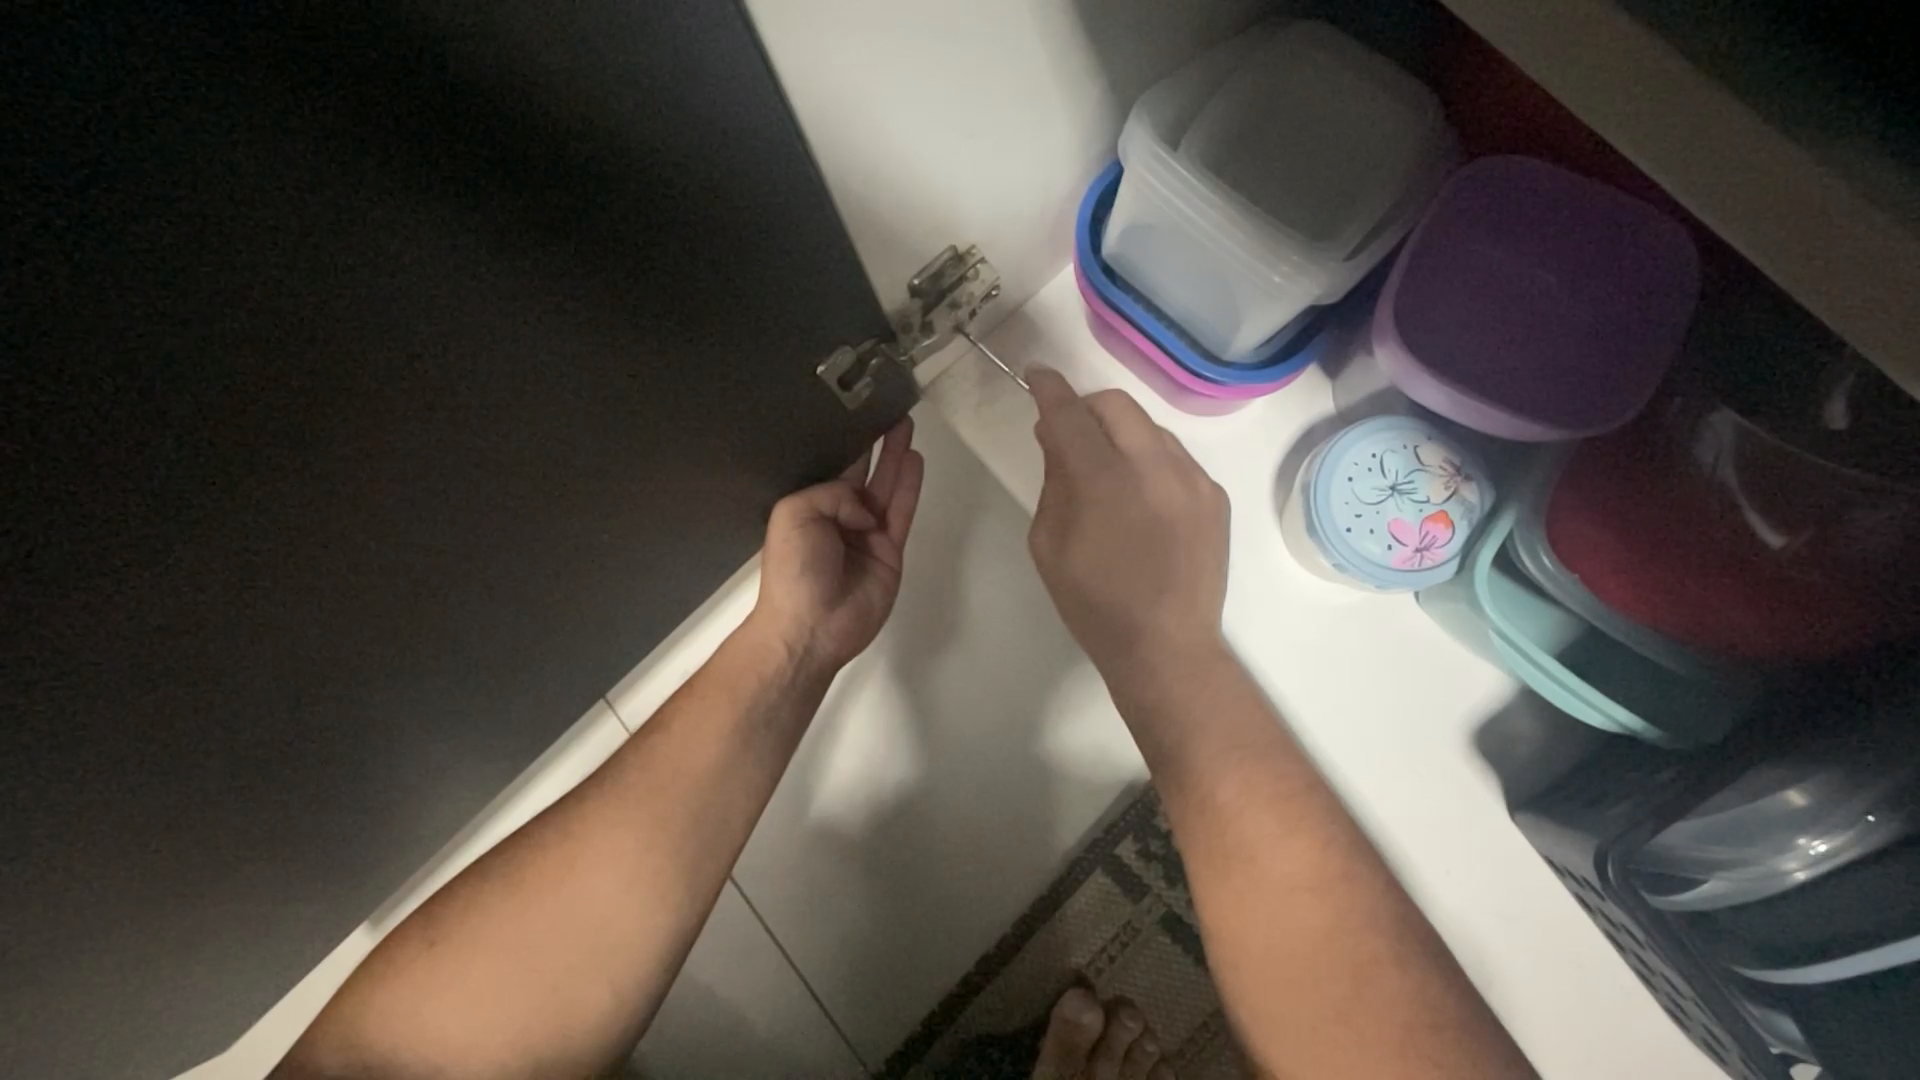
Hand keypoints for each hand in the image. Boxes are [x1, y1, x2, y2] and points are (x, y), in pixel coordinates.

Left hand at [748, 419, 924, 675]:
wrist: (811, 626)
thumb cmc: (794, 570)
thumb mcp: (795, 514)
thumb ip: (832, 493)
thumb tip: (865, 509)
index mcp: (810, 509)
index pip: (832, 470)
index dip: (845, 445)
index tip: (857, 416)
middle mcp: (839, 518)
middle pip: (863, 474)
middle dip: (875, 445)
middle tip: (888, 412)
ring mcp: (867, 536)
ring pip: (885, 489)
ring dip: (895, 458)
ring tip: (905, 425)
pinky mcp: (889, 552)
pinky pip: (901, 513)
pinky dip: (909, 488)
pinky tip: (914, 461)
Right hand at [1027, 368, 1229, 681]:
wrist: (1166, 646)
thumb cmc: (1092, 604)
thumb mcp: (1049, 544)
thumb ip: (1053, 481)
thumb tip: (1057, 438)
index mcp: (1103, 483)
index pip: (1070, 415)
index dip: (1049, 390)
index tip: (1037, 377)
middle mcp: (1153, 467)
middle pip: (1116, 404)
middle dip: (1086, 407)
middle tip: (1069, 433)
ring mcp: (1192, 479)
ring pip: (1149, 427)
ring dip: (1120, 434)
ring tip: (1107, 471)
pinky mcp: (1214, 496)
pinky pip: (1175, 457)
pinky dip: (1149, 460)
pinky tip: (1141, 497)